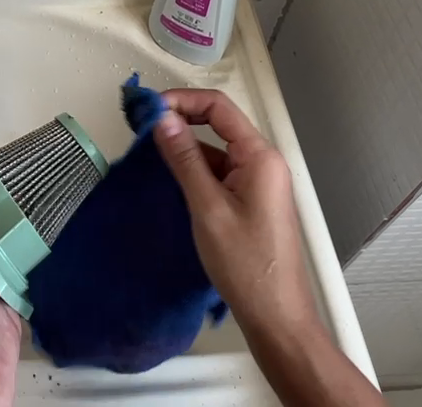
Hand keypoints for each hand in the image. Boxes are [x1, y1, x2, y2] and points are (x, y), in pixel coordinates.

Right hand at [152, 89, 315, 332]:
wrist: (277, 320)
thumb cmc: (246, 265)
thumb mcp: (207, 207)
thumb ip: (184, 159)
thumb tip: (162, 118)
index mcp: (260, 156)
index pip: (218, 107)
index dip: (182, 100)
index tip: (150, 109)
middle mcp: (263, 162)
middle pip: (218, 123)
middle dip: (181, 119)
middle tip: (144, 127)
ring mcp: (258, 182)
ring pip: (216, 149)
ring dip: (185, 147)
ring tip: (150, 155)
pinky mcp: (251, 201)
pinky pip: (219, 172)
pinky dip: (195, 170)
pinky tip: (171, 181)